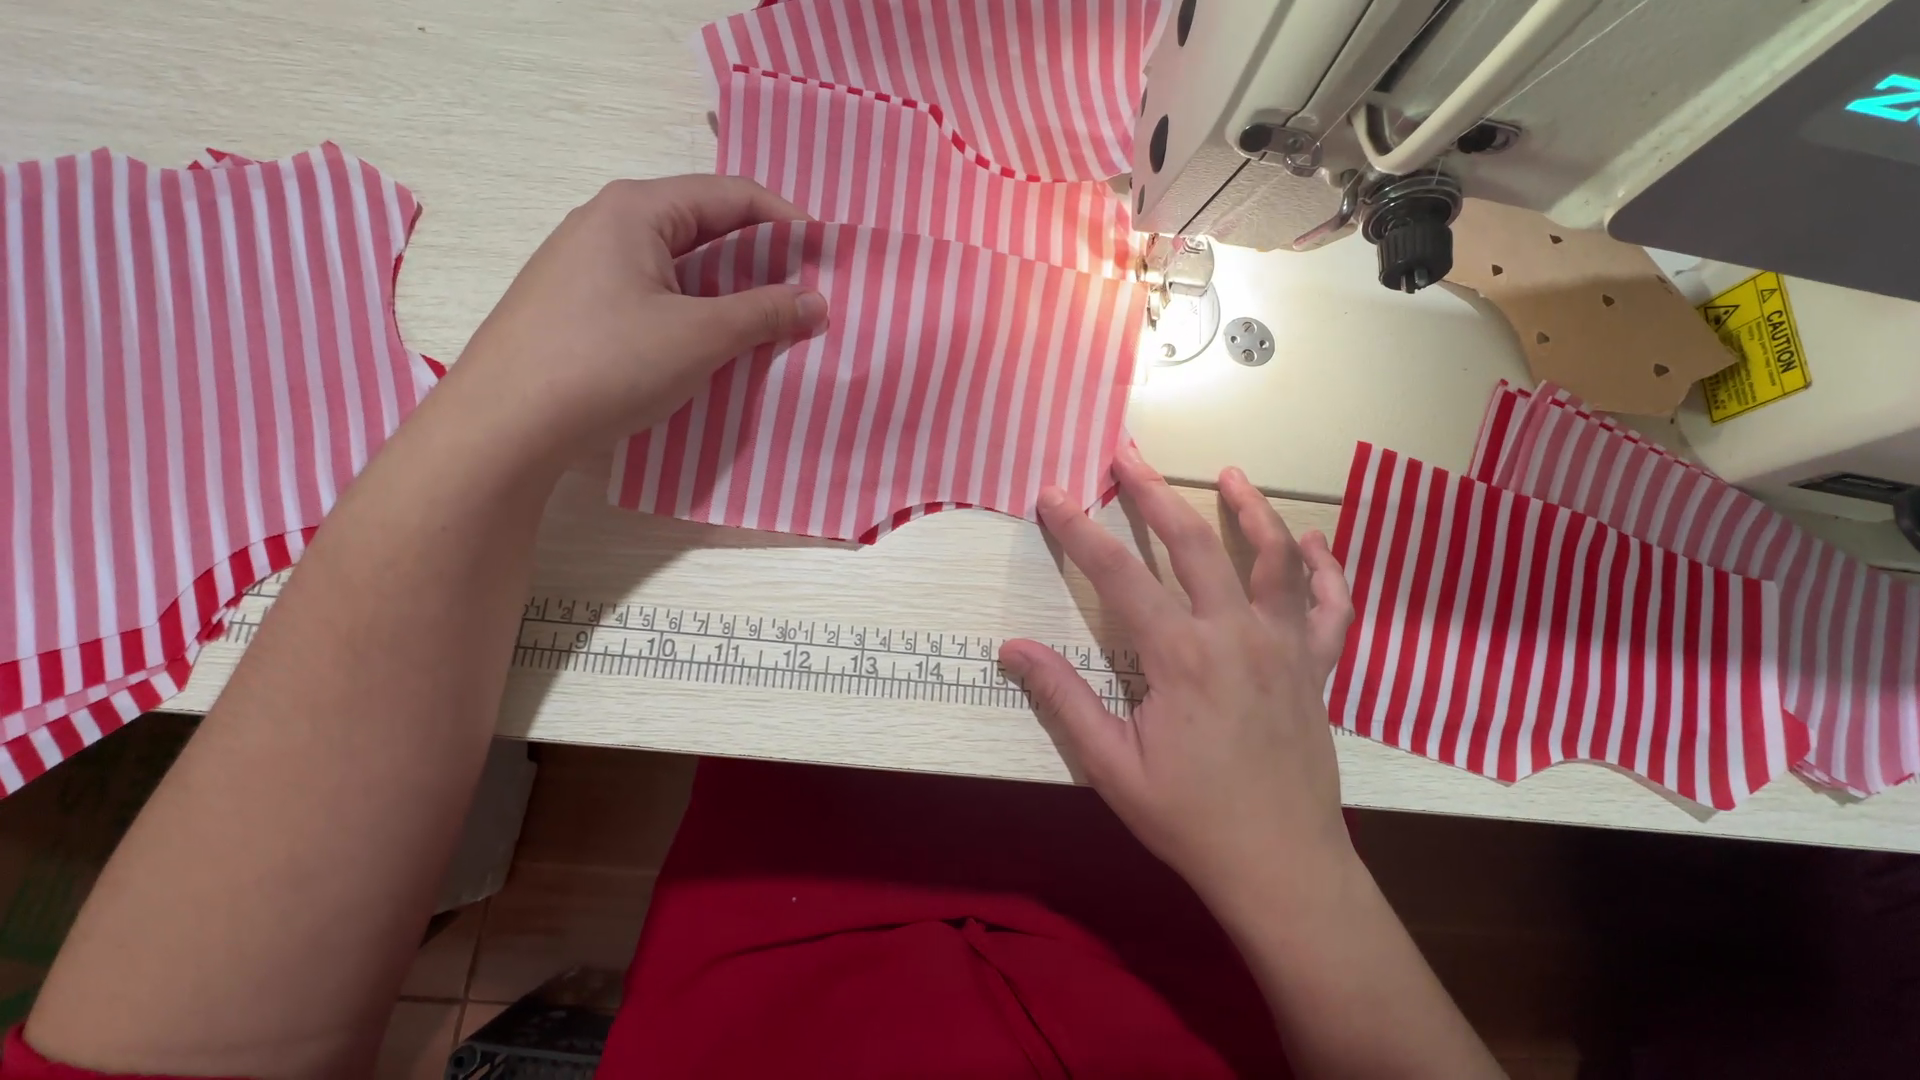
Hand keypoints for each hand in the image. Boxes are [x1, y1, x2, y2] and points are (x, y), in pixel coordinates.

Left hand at [444, 176, 828, 467]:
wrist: (504, 425)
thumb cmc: (607, 364)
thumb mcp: (699, 336)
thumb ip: (764, 313)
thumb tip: (816, 301)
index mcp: (637, 209)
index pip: (732, 195)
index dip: (788, 223)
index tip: (829, 259)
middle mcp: (608, 224)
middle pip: (705, 227)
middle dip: (762, 261)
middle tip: (806, 296)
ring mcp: (587, 266)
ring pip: (679, 266)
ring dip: (730, 292)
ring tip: (771, 325)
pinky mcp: (578, 307)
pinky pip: (654, 295)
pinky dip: (695, 312)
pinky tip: (714, 345)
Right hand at [998, 448, 1354, 908]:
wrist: (1282, 866)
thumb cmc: (1190, 819)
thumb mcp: (1112, 767)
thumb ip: (1063, 699)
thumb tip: (1012, 647)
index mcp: (1179, 656)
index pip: (1117, 573)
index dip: (1079, 529)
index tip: (1053, 494)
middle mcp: (1235, 634)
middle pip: (1193, 543)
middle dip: (1155, 493)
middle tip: (1129, 455)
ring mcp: (1284, 647)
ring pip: (1272, 559)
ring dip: (1251, 510)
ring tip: (1230, 473)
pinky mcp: (1316, 668)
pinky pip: (1330, 607)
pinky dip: (1325, 569)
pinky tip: (1315, 544)